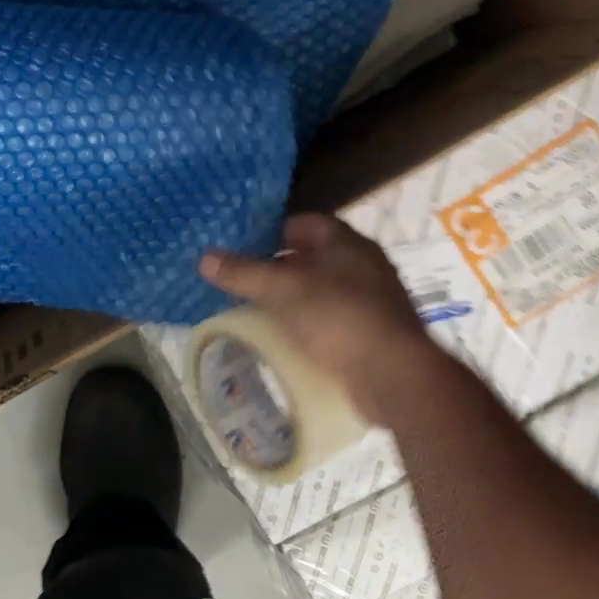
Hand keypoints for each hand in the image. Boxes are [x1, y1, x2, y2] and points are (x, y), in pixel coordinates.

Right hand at [200, 213, 448, 417]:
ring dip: (289, 296)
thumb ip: (242, 272)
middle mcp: (363, 266)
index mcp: (348, 244)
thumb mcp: (281, 290)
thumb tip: (204, 258)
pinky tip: (282, 334)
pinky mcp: (369, 333)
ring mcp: (370, 301)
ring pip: (320, 289)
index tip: (243, 243)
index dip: (274, 228)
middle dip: (276, 265)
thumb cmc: (338, 317)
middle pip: (312, 256)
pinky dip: (305, 321)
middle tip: (240, 276)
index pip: (307, 222)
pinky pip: (328, 317)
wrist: (394, 376)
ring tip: (253, 305)